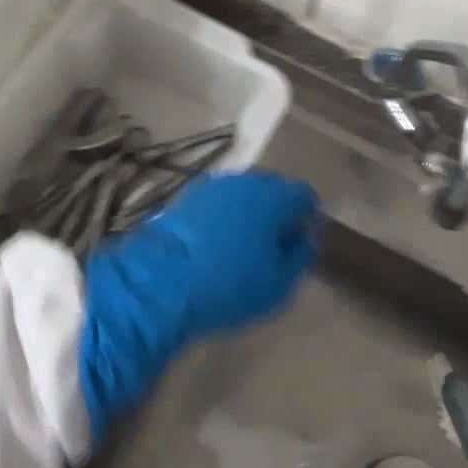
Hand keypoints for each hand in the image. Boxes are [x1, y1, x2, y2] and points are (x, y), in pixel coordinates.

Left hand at [78, 170, 321, 437]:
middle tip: (273, 241)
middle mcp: (246, 181)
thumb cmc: (229, 287)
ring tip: (243, 241)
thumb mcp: (277, 285)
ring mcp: (214, 184)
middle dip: (278, 209)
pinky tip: (216, 238)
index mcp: (274, 199)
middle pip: (274, 187)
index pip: (304, 194)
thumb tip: (305, 236)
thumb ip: (299, 256)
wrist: (160, 282)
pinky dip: (224, 211)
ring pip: (244, 190)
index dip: (307, 215)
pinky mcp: (188, 193)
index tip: (301, 239)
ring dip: (250, 208)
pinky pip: (219, 197)